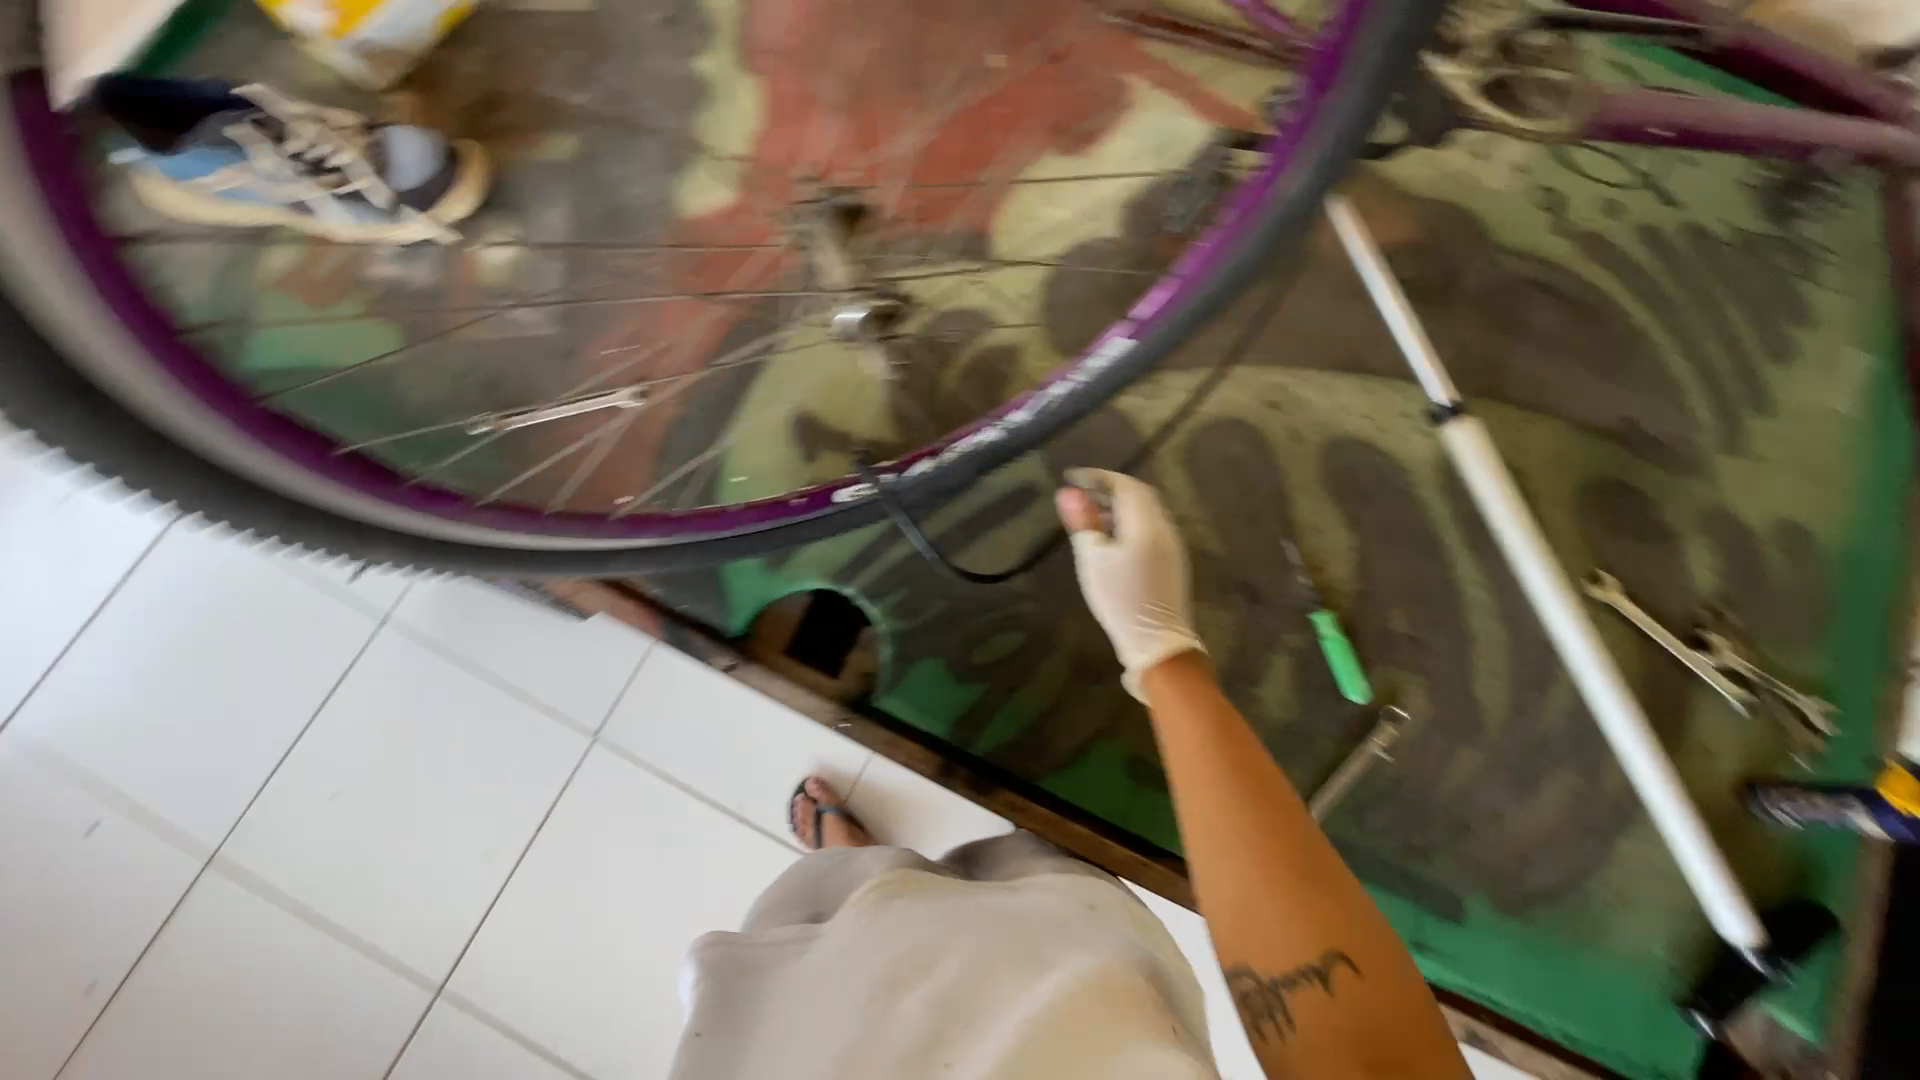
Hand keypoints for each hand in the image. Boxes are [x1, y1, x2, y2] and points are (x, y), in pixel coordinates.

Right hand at [1056, 469, 1205, 700]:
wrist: (1157, 642)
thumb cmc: (1120, 598)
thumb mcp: (1093, 559)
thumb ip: (1082, 522)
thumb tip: (1068, 492)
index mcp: (1146, 523)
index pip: (1124, 484)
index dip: (1097, 477)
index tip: (1071, 478)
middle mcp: (1164, 528)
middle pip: (1139, 496)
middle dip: (1109, 489)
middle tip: (1082, 494)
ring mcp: (1172, 546)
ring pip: (1146, 513)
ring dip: (1119, 508)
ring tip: (1091, 516)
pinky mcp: (1172, 563)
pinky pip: (1150, 530)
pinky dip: (1129, 524)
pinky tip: (1111, 540)